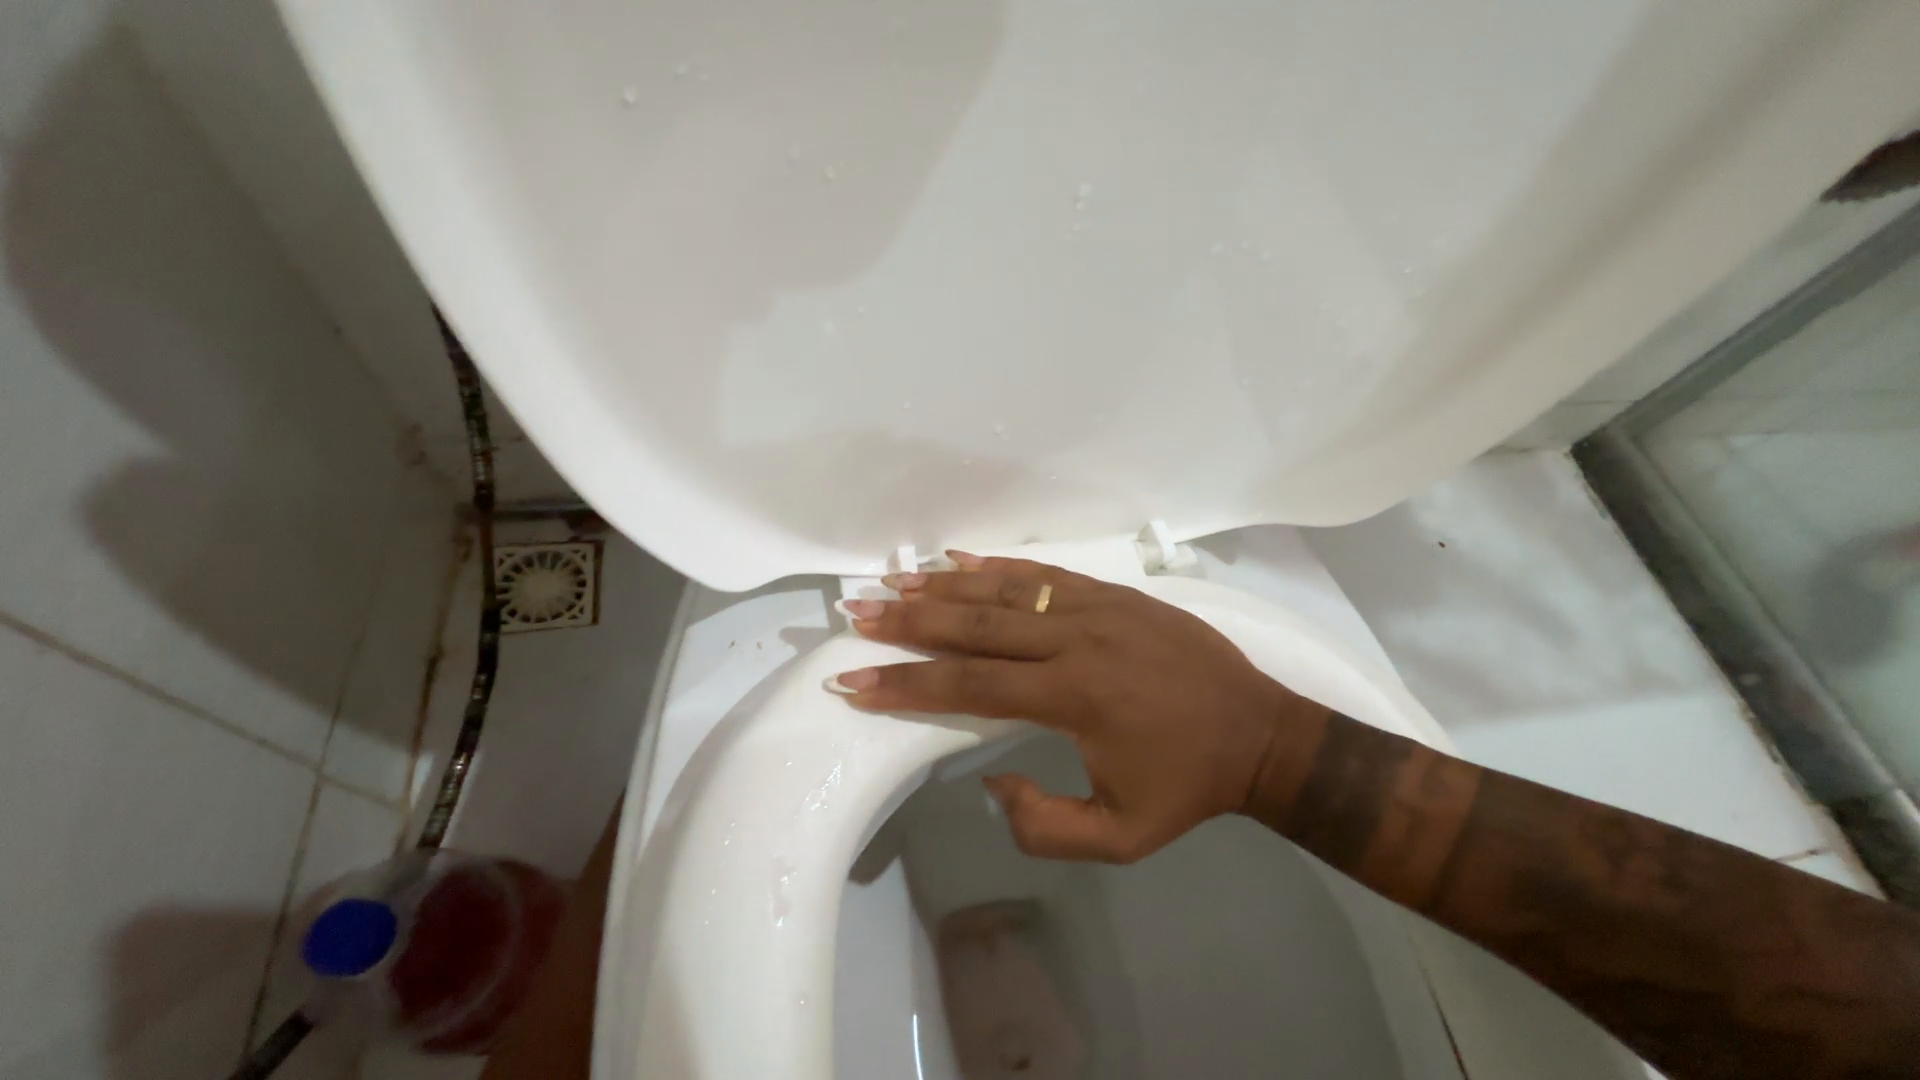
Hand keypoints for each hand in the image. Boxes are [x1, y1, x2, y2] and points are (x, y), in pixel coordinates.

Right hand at [827, 553, 1326, 862]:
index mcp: (1074, 697)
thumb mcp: (1118, 837)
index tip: (855, 680)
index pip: (971, 685)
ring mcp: (1097, 608)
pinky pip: (1044, 572)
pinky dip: (996, 566)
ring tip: (892, 581)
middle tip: (856, 613)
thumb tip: (991, 779)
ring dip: (943, 586)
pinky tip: (958, 559)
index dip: (908, 685)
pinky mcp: (1114, 593)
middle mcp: (1077, 641)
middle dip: (910, 622)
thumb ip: (1044, 825)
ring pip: (1005, 590)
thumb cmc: (1186, 788)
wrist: (1261, 733)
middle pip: (976, 626)